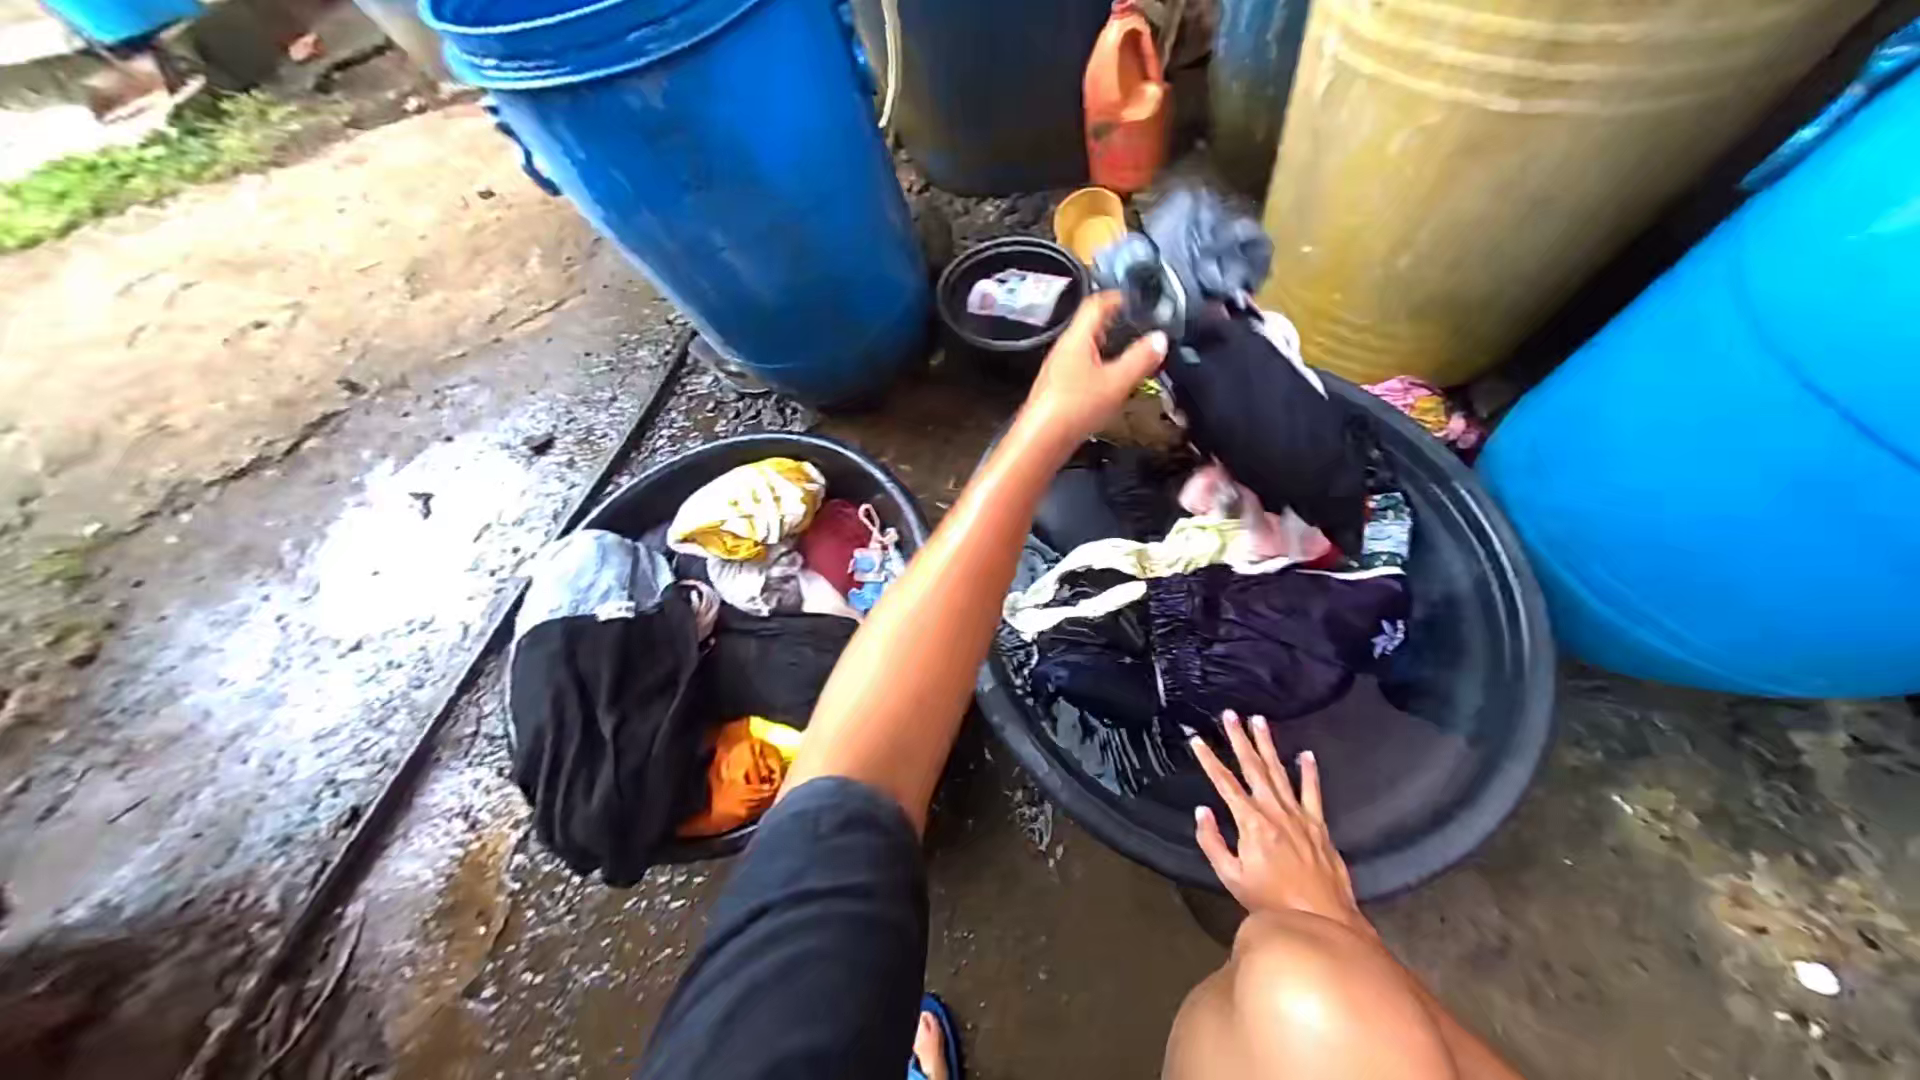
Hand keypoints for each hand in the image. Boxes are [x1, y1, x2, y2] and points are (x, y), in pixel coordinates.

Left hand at [1020, 292, 1167, 447]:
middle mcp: (1063, 350)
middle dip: (1116, 324)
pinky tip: (1110, 384)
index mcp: (1076, 339)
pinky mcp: (1057, 390)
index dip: (1117, 297)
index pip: (1096, 304)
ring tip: (1130, 353)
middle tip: (1138, 325)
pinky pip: (1081, 370)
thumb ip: (1141, 359)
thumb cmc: (1074, 407)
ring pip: (1086, 349)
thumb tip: (1159, 339)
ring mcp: (1058, 370)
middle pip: (1091, 326)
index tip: (1136, 298)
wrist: (1041, 441)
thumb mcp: (1117, 382)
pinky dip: (1099, 369)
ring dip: (1108, 348)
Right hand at [1190, 710, 1369, 934]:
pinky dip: (1310, 772)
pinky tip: (1306, 754)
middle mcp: (1274, 811)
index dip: (1208, 760)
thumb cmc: (1270, 902)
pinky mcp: (1319, 825)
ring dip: (1267, 744)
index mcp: (1250, 823)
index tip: (1196, 739)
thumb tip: (1202, 811)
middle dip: (1238, 739)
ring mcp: (1299, 815)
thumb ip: (1212, 842)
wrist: (1323, 922)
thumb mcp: (1230, 877)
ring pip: (1279, 771)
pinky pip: (1313, 792)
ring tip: (1259, 720)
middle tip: (1229, 715)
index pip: (1224, 783)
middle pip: (1252, 767)